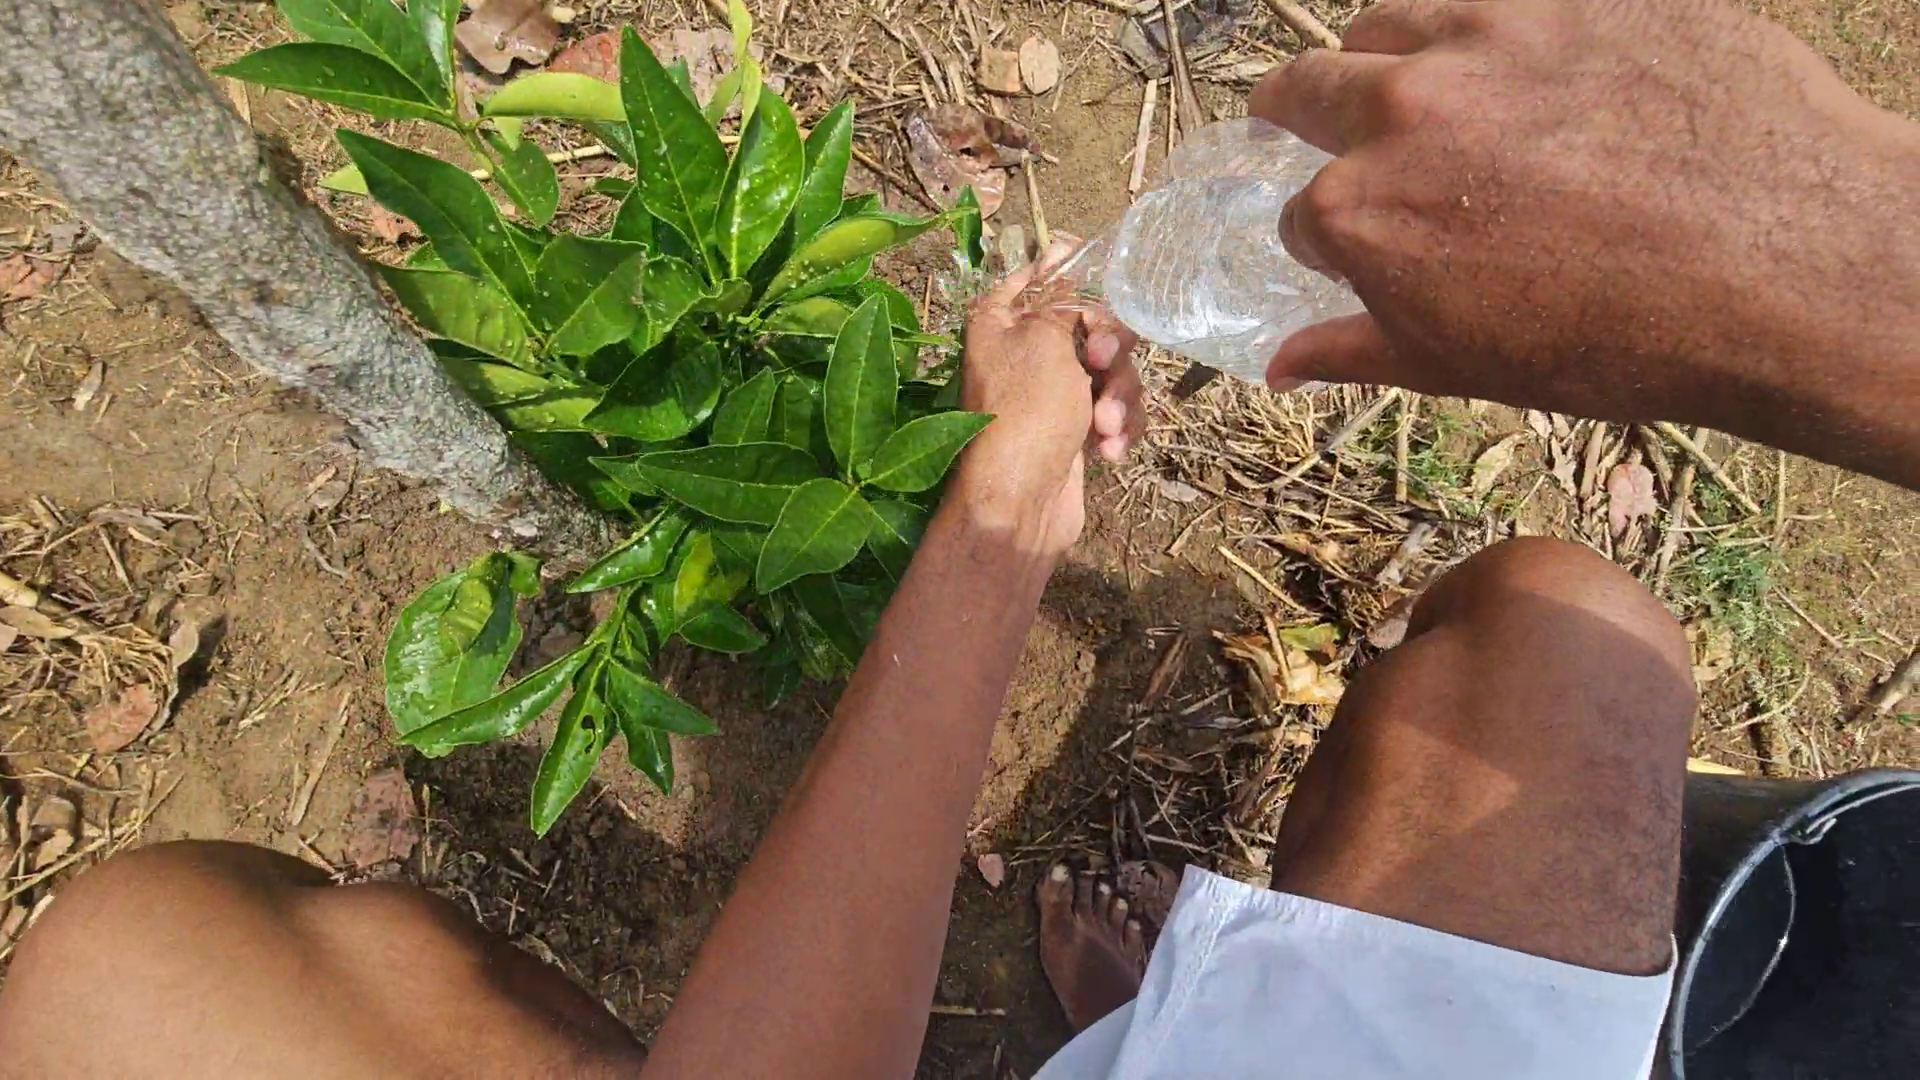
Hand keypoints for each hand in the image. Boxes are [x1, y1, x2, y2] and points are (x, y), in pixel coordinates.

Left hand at [949, 254, 1143, 556]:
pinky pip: (1114, 412)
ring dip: (1118, 399)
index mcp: (1001, 323)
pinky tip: (1108, 453)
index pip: (1041, 278)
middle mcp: (1025, 355)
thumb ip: (1062, 298)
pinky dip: (1117, 430)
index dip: (1074, 277)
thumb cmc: (1028, 412)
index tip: (1099, 283)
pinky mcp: (1077, 430)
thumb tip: (1062, 251)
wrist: (1021, 503)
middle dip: (1108, 352)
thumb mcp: (1044, 340)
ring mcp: (1053, 396)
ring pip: (1110, 373)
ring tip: (1104, 428)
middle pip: (1090, 327)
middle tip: (1100, 366)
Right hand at [1255, 0, 1919, 484]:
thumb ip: (1341, 351)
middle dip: (1284, 109)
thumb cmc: (1588, 339)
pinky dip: (1465, 29)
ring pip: (1385, 21)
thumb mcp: (1440, 362)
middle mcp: (1402, 112)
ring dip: (1366, 55)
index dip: (1316, 239)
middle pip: (1305, 89)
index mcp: (1356, 208)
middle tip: (1284, 114)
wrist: (1778, 271)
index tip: (1345, 250)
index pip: (1298, 215)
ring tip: (1388, 80)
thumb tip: (1277, 369)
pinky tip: (1491, 64)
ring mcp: (1493, 40)